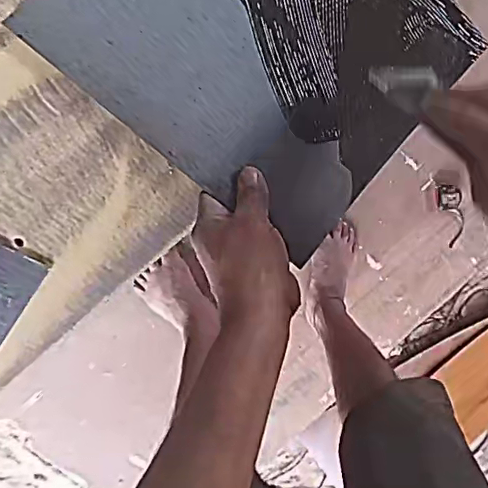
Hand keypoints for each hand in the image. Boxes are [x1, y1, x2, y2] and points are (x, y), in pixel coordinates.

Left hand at [190, 167, 299, 328]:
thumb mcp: (254, 220)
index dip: (231, 181)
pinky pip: (263, 249)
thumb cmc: (251, 272)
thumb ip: (251, 195)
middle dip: (251, 204)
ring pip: (250, 230)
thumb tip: (248, 175)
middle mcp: (215, 243)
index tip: (248, 175)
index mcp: (206, 226)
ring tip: (275, 221)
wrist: (265, 312)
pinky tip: (281, 242)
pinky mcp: (252, 271)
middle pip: (233, 212)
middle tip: (267, 197)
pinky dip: (273, 244)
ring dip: (264, 226)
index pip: (213, 193)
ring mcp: (233, 258)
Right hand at [422, 85, 487, 267]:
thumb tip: (440, 125)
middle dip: (454, 100)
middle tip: (436, 107)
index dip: (434, 107)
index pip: (460, 112)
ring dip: (480, 97)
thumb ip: (463, 153)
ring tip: (465, 110)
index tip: (420, 103)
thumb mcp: (485, 195)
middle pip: (481, 95)